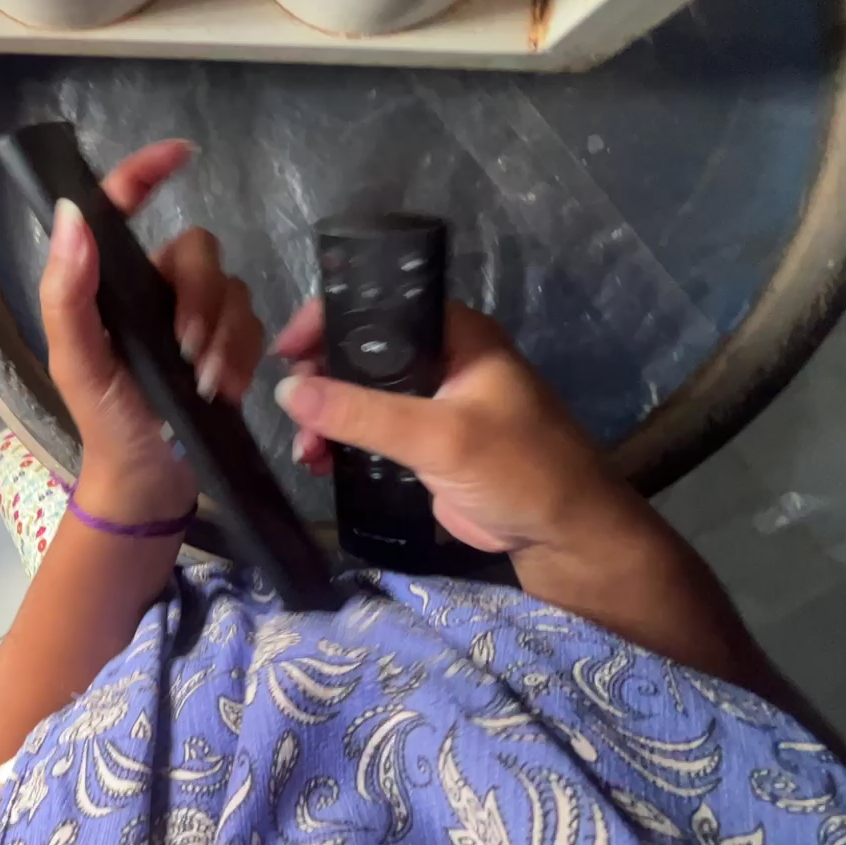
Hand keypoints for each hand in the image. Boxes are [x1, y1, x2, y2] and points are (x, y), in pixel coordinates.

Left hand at [39, 140, 264, 525]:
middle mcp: (152, 293)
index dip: (144, 174)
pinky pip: (253, 326)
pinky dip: (244, 356)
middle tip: (189, 353)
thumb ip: (68, 294)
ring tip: (207, 384)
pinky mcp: (225, 347)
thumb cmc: (106, 423)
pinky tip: (226, 389)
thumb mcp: (77, 363)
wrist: (147, 482)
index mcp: (110, 289)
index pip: (123, 213)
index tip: (180, 155)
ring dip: (225, 337)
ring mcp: (192, 319)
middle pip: (200, 253)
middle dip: (201, 301)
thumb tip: (73, 214)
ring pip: (232, 289)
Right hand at [270, 298, 662, 562]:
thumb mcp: (438, 435)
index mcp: (454, 336)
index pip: (378, 308)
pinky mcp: (416, 444)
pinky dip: (337, 444)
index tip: (284, 350)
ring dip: (323, 420)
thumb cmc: (518, 469)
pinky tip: (319, 463)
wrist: (561, 536)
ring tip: (306, 451)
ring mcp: (425, 404)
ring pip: (355, 398)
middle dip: (318, 381)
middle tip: (291, 409)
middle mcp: (436, 361)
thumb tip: (286, 390)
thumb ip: (362, 413)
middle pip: (357, 355)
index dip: (327, 320)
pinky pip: (363, 433)